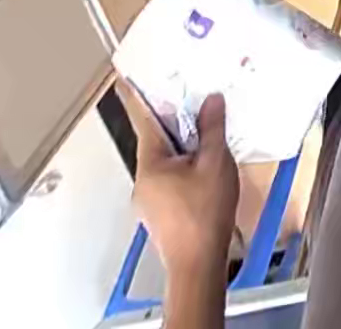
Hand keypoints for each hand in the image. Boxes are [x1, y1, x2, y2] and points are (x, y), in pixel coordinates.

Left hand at [122, 86, 238, 277]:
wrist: (198, 260)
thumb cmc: (205, 208)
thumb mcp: (215, 161)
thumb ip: (212, 128)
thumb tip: (209, 99)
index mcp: (151, 164)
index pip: (144, 123)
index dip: (137, 99)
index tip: (125, 79)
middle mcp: (144, 179)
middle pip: (159, 140)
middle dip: (177, 121)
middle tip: (194, 99)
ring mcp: (151, 197)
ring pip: (169, 158)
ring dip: (187, 144)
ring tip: (211, 132)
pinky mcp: (162, 209)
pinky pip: (174, 173)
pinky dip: (189, 161)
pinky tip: (210, 163)